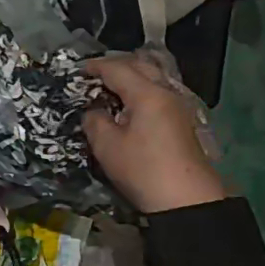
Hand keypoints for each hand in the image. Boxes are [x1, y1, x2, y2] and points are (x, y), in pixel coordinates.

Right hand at [83, 53, 227, 212]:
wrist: (186, 200)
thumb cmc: (142, 169)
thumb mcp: (106, 146)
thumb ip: (94, 121)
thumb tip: (94, 111)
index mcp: (147, 94)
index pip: (117, 69)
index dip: (95, 67)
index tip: (78, 70)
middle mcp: (166, 93)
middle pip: (141, 66)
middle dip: (116, 65)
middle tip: (94, 74)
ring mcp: (177, 106)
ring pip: (153, 78)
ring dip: (131, 76)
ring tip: (110, 86)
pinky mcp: (181, 121)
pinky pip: (158, 93)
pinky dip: (141, 90)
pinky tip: (129, 103)